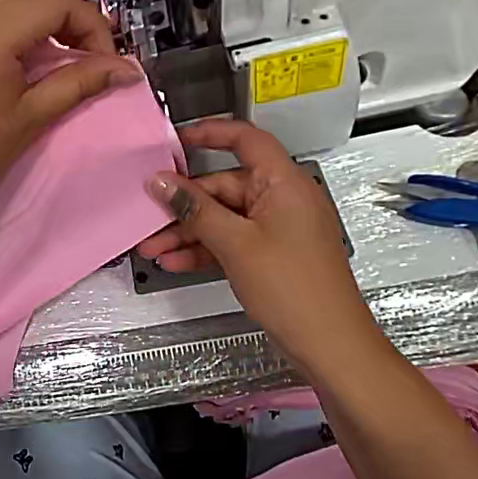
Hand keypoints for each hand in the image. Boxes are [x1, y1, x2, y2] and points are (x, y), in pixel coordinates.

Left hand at [0, 0, 141, 281]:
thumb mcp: (34, 115)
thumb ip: (82, 81)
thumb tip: (128, 69)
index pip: (58, 2)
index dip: (93, 25)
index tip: (108, 61)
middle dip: (75, 23)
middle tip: (95, 61)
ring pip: (18, 3)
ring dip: (50, 25)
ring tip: (68, 62)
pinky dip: (22, 30)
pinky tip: (33, 60)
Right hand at [144, 121, 477, 478]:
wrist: (330, 345)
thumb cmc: (289, 286)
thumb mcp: (235, 244)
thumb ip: (194, 208)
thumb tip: (159, 181)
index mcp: (283, 181)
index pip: (245, 139)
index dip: (210, 133)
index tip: (174, 140)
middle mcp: (282, 197)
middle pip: (225, 187)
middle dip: (185, 206)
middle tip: (148, 219)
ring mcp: (278, 228)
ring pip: (224, 218)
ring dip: (189, 233)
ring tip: (151, 249)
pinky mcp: (273, 254)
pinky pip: (233, 241)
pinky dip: (206, 250)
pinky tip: (174, 262)